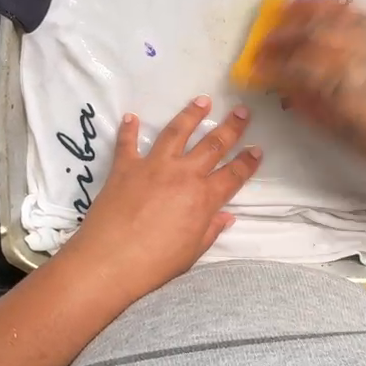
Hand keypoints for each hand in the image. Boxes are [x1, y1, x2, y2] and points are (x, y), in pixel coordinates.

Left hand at [57, 95, 260, 298]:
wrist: (109, 261)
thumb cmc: (154, 264)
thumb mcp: (191, 253)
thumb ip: (209, 230)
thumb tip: (225, 217)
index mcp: (203, 199)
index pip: (233, 176)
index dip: (247, 162)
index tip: (257, 149)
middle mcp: (182, 175)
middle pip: (213, 145)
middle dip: (230, 127)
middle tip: (241, 110)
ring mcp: (152, 167)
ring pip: (176, 132)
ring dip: (191, 115)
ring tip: (202, 100)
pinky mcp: (125, 167)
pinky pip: (127, 143)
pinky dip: (129, 129)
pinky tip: (131, 117)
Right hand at [250, 0, 365, 178]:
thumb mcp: (332, 127)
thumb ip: (304, 101)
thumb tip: (280, 84)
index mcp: (337, 83)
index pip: (292, 66)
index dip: (268, 66)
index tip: (252, 68)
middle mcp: (355, 55)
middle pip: (309, 32)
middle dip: (280, 34)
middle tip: (263, 41)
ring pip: (333, 14)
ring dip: (304, 9)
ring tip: (285, 8)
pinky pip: (359, 12)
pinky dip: (336, 6)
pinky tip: (322, 6)